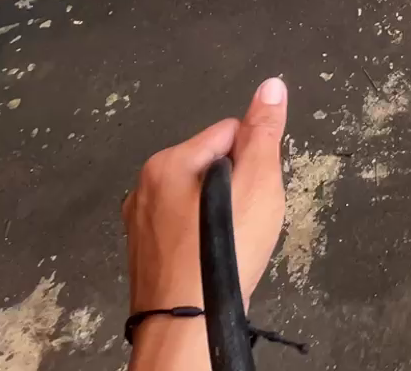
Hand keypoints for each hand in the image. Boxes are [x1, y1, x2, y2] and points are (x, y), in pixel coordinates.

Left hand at [123, 78, 288, 370]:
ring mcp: (138, 220)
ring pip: (200, 193)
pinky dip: (201, 231)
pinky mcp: (141, 250)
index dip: (254, 159)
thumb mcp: (258, 180)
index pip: (232, 132)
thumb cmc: (226, 248)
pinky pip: (184, 221)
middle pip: (214, 161)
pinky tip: (211, 254)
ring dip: (221, 207)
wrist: (186, 326)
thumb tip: (272, 84)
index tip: (255, 191)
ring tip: (231, 238)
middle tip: (246, 216)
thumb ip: (264, 131)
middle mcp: (144, 184)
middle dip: (237, 182)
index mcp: (169, 161)